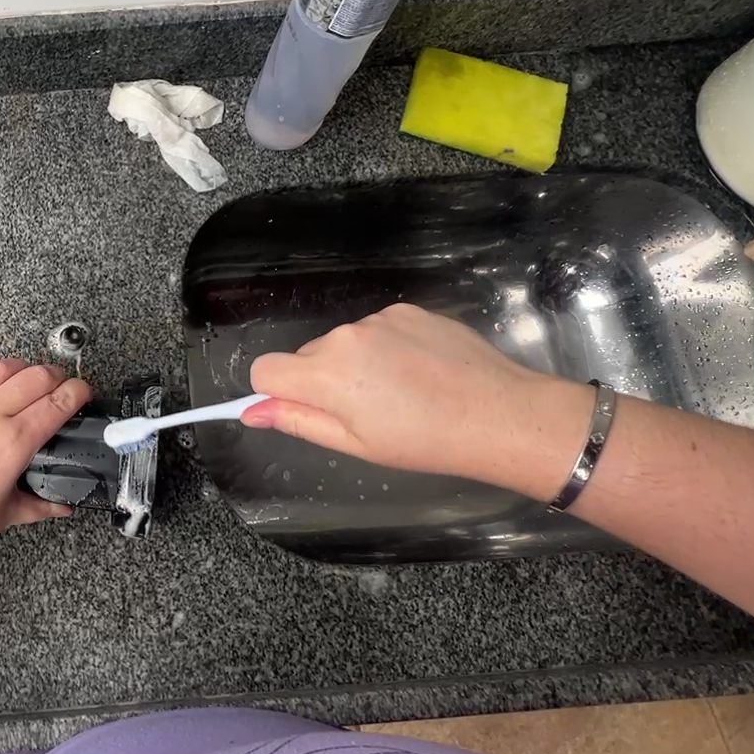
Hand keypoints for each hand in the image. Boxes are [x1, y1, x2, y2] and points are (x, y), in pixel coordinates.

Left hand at [0, 359, 92, 585]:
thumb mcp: (6, 516)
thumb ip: (42, 504)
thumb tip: (63, 503)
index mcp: (11, 443)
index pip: (57, 402)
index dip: (78, 392)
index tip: (84, 393)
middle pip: (36, 376)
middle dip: (58, 378)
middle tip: (64, 389)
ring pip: (4, 366)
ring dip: (26, 369)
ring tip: (33, 381)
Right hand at [242, 304, 593, 498]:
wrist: (502, 415)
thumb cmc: (425, 441)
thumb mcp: (354, 443)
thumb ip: (297, 421)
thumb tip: (251, 412)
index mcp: (326, 374)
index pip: (264, 370)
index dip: (274, 392)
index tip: (299, 408)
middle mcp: (344, 337)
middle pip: (304, 356)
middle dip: (319, 381)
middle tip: (363, 410)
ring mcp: (377, 319)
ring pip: (341, 343)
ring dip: (354, 364)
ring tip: (397, 392)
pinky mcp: (406, 310)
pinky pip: (374, 329)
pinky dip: (384, 348)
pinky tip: (416, 371)